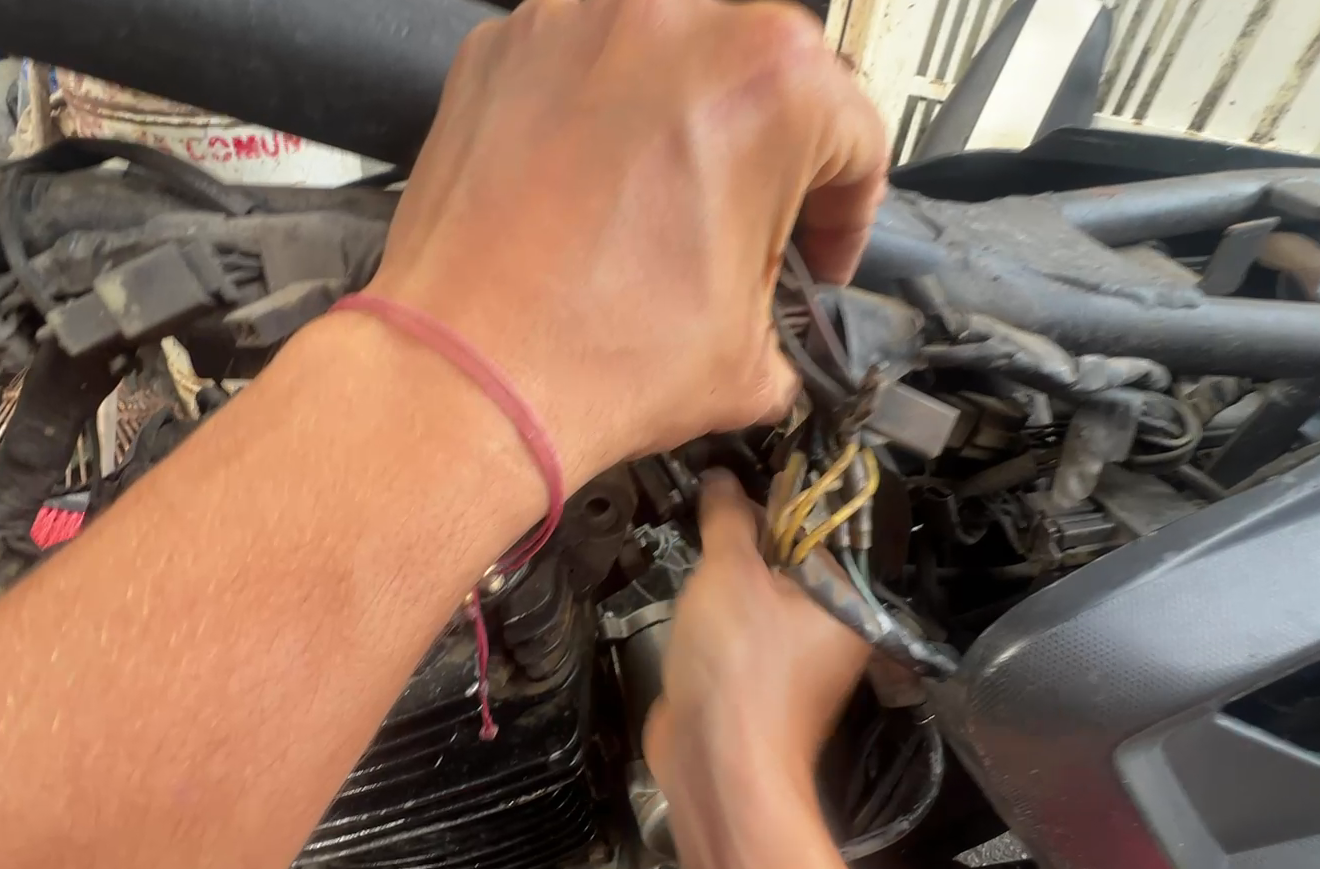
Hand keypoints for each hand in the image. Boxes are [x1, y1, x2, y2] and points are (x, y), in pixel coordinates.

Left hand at [366, 0, 886, 487]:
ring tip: (656, 231)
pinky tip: (590, 207)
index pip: (853, 133)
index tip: (817, 253)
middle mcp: (672, 24)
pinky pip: (583, 80)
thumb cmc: (589, 364)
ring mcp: (574, 27)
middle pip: (761, 89)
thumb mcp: (742, 367)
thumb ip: (784, 328)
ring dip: (682, 143)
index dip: (845, 213)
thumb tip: (769, 333)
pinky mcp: (502, 55)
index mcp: (767, 84)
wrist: (466, 382)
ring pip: (668, 75)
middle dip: (767, 172)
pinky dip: (599, 132)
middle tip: (743, 244)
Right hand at [644, 470, 871, 789]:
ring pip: (761, 591)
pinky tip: (693, 598)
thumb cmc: (737, 664)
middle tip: (707, 505)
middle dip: (745, 535)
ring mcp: (795, 655)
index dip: (776, 492)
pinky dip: (719, 608)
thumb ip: (728, 519)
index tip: (735, 471)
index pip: (820, 524)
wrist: (716, 764)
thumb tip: (722, 477)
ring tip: (697, 545)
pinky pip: (743, 624)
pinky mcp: (759, 676)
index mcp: (847, 596)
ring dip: (727, 572)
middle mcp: (832, 624)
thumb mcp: (731, 573)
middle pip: (789, 556)